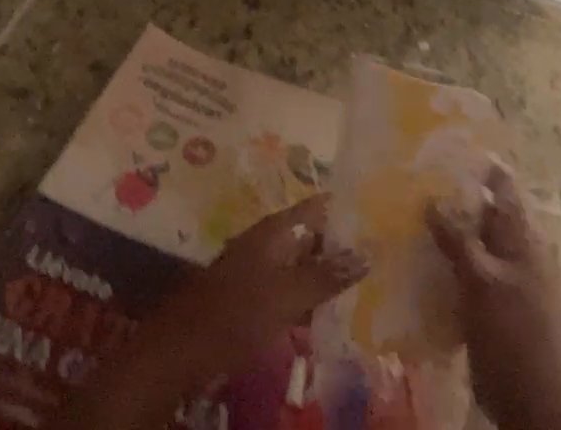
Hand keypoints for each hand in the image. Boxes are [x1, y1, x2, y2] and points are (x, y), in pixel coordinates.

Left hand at [157, 194, 369, 379]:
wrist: (177, 353)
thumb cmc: (235, 315)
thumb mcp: (287, 295)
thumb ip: (327, 275)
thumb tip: (368, 254)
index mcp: (275, 230)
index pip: (320, 206)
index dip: (349, 208)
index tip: (381, 216)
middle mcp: (267, 242)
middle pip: (313, 235)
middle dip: (344, 244)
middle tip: (382, 255)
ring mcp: (258, 269)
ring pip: (302, 264)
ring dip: (328, 273)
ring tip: (366, 285)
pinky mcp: (252, 297)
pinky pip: (290, 287)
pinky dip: (310, 295)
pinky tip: (331, 312)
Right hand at [425, 167, 560, 429]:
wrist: (532, 399)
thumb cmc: (514, 334)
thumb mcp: (484, 282)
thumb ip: (459, 240)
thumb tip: (432, 199)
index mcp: (524, 235)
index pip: (501, 185)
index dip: (475, 165)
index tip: (438, 148)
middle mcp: (515, 249)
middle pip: (481, 214)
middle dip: (448, 200)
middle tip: (404, 185)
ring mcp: (502, 278)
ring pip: (469, 244)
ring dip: (440, 235)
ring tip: (397, 219)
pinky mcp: (488, 304)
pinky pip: (463, 275)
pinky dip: (441, 267)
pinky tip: (409, 265)